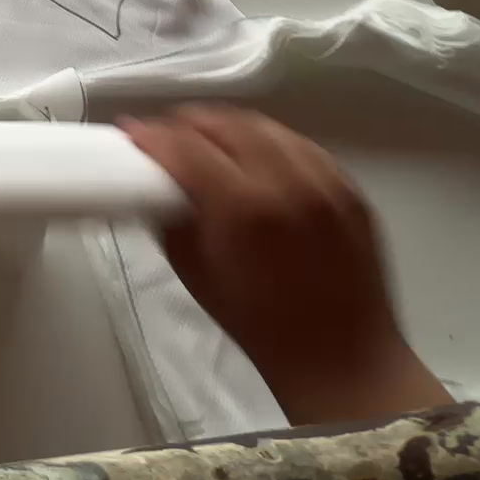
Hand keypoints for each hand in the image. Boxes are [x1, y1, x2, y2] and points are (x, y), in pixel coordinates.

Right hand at [122, 105, 447, 424]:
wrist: (340, 357)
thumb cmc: (252, 316)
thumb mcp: (188, 263)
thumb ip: (167, 211)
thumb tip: (150, 178)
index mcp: (241, 206)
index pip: (182, 145)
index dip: (148, 134)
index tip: (129, 132)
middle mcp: (287, 184)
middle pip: (223, 123)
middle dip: (184, 122)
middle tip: (163, 135)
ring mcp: (325, 184)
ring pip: (262, 125)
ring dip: (223, 125)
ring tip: (204, 138)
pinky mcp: (350, 190)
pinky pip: (298, 143)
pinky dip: (265, 139)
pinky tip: (250, 154)